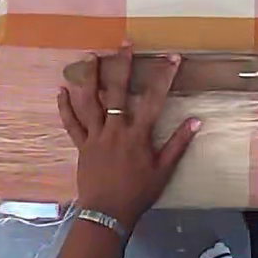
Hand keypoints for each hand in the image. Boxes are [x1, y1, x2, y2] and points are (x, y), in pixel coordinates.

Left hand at [57, 45, 201, 231]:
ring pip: (91, 102)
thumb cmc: (139, 193)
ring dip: (90, 78)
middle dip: (122, 66)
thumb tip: (196, 121)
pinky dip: (65, 107)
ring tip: (91, 57)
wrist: (108, 213)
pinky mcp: (81, 145)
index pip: (154, 99)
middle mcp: (116, 130)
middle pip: (118, 91)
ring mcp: (95, 136)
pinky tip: (61, 90)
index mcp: (138, 135)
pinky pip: (71, 123)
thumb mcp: (164, 171)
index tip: (173, 57)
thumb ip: (179, 144)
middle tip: (125, 45)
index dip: (164, 76)